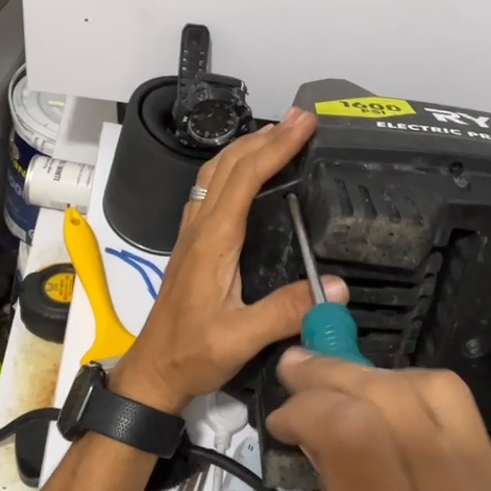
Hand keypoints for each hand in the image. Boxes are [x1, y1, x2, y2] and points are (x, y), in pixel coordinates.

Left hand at [111, 108, 346, 414]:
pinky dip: (234, 167)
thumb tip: (336, 286)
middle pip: (229, 164)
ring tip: (279, 134)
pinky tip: (247, 174)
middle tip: (302, 118)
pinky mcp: (193, 245)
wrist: (154, 371)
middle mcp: (200, 227)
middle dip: (266, 135)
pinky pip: (211, 189)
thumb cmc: (193, 353)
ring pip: (216, 172)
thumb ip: (286, 311)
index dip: (277, 146)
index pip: (246, 177)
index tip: (306, 124)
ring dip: (247, 147)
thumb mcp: (241, 338)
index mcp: (214, 240)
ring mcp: (193, 234)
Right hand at [266, 350, 490, 490]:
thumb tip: (323, 454)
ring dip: (374, 374)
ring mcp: (487, 485)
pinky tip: (386, 403)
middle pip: (389, 397)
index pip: (352, 435)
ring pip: (432, 388)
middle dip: (330, 373)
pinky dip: (411, 389)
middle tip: (294, 372)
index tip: (281, 423)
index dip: (306, 409)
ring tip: (339, 383)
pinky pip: (459, 408)